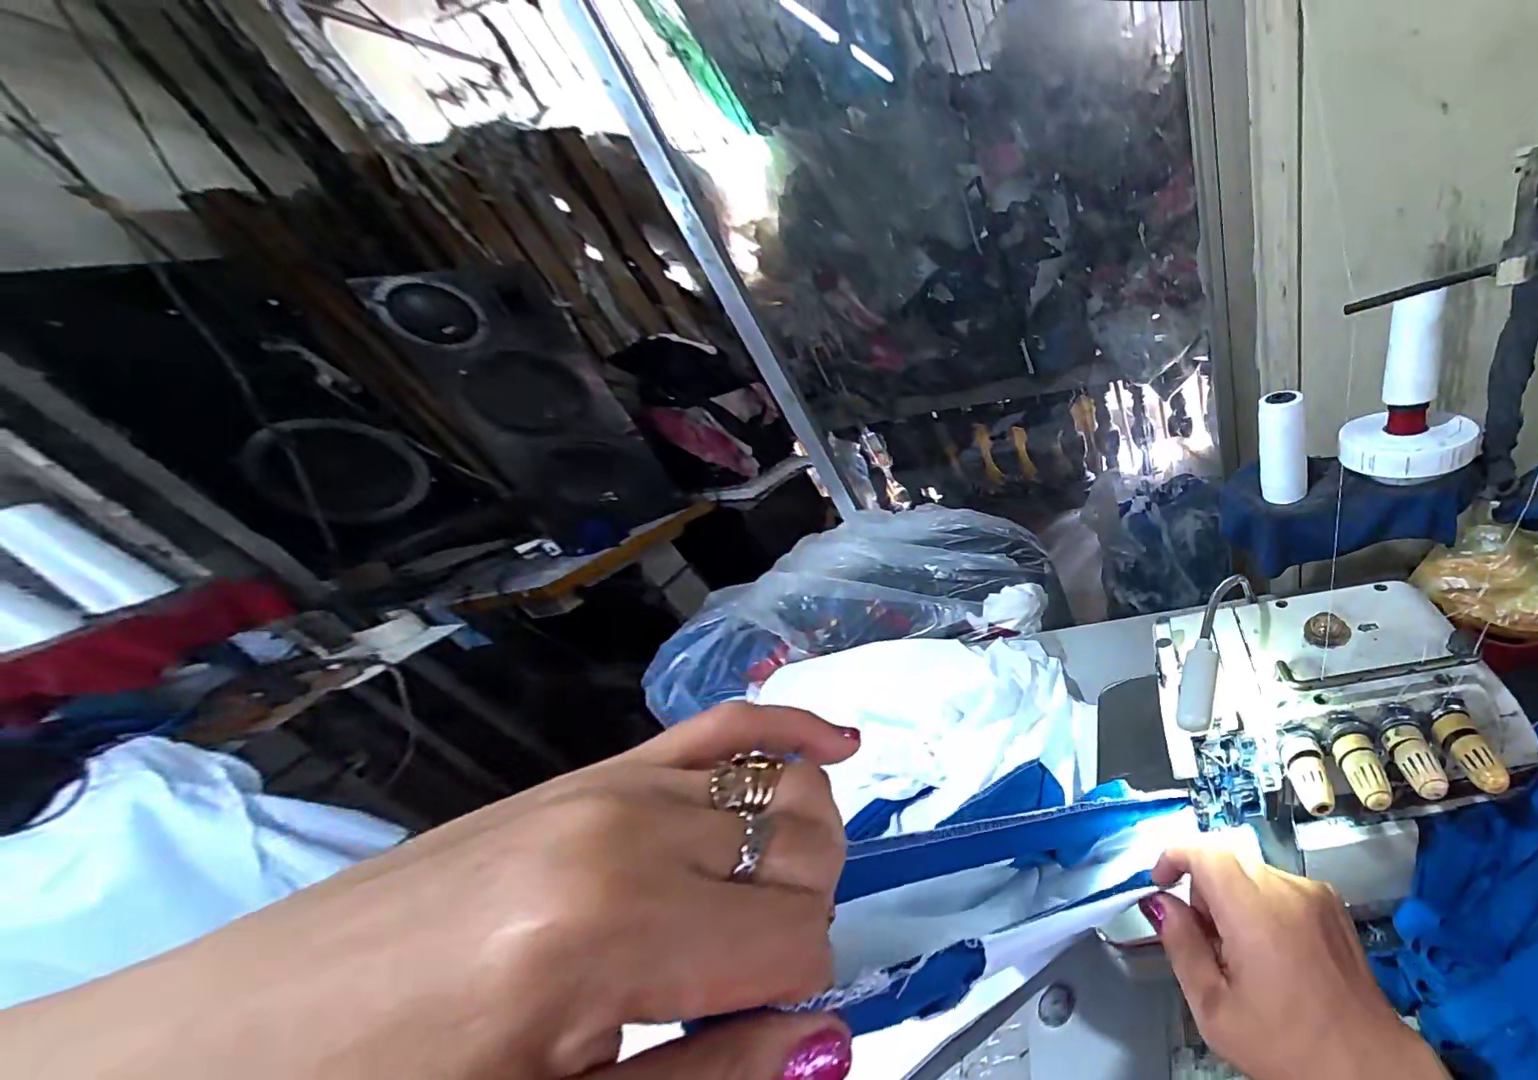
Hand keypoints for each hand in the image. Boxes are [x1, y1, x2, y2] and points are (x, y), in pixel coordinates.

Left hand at [0, 702, 859, 1079]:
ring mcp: (614, 779)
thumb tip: (829, 1046)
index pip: (795, 938)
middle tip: (734, 988)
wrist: (197, 1062)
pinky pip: (727, 723)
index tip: (737, 1032)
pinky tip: (835, 745)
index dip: (790, 999)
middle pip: (802, 849)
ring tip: (754, 909)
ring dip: (802, 852)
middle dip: (799, 923)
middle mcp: (629, 823)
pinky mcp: (600, 767)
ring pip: (786, 785)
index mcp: (609, 928)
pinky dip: (792, 730)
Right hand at [1142, 848, 1446, 1079]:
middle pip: (1225, 859)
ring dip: (1233, 896)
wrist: (1371, 1071)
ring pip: (1251, 872)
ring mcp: (1314, 893)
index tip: (1160, 881)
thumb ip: (1181, 946)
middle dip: (1203, 887)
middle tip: (1206, 938)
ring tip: (1242, 953)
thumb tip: (1160, 903)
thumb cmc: (1290, 1049)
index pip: (1203, 851)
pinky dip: (1262, 903)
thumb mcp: (1216, 1009)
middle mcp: (1287, 889)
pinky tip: (1273, 951)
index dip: (1173, 856)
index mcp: (1255, 911)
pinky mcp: (1331, 903)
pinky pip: (1279, 884)